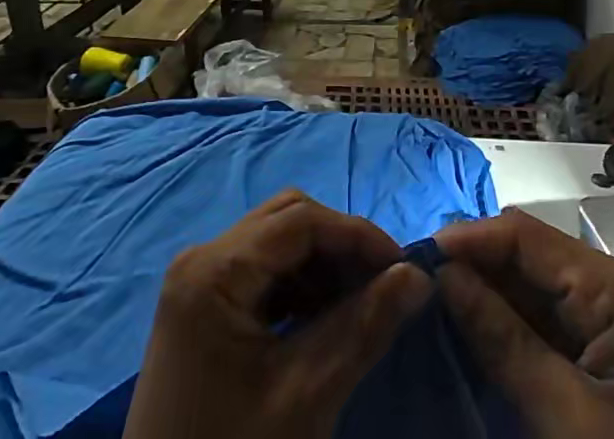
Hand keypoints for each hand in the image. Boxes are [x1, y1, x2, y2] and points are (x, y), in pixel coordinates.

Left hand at [125, 190, 432, 438]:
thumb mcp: (305, 393)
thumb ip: (361, 328)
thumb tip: (415, 274)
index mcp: (215, 269)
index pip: (298, 220)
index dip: (356, 234)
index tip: (406, 269)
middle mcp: (201, 257)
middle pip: (283, 220)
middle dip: (339, 245)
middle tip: (385, 287)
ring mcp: (198, 278)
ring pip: (273, 242)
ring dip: (321, 264)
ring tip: (362, 307)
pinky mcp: (202, 301)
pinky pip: (258, 270)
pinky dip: (297, 284)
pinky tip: (325, 319)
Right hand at [434, 210, 613, 438]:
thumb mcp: (565, 413)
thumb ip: (499, 336)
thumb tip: (441, 272)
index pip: (521, 233)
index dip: (464, 240)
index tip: (413, 262)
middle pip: (525, 253)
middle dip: (471, 267)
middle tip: (418, 290)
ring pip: (530, 283)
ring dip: (483, 294)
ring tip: (435, 309)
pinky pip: (547, 315)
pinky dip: (507, 321)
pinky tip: (474, 334)